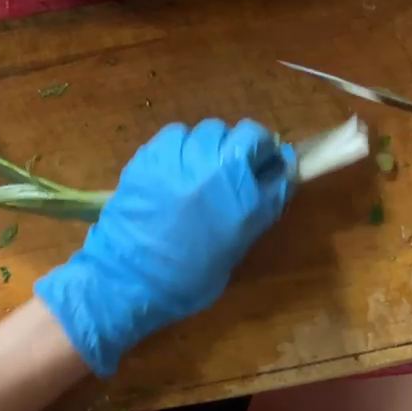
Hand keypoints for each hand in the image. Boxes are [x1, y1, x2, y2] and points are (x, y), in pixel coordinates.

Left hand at [36, 120, 294, 375]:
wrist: (129, 280)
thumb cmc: (186, 280)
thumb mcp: (233, 250)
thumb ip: (252, 213)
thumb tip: (261, 188)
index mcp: (249, 204)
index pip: (282, 166)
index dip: (278, 164)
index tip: (271, 168)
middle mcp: (223, 173)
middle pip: (251, 135)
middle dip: (249, 146)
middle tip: (235, 163)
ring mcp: (187, 159)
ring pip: (212, 130)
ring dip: (212, 145)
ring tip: (198, 167)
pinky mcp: (154, 153)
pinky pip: (176, 134)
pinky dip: (180, 146)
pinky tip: (172, 166)